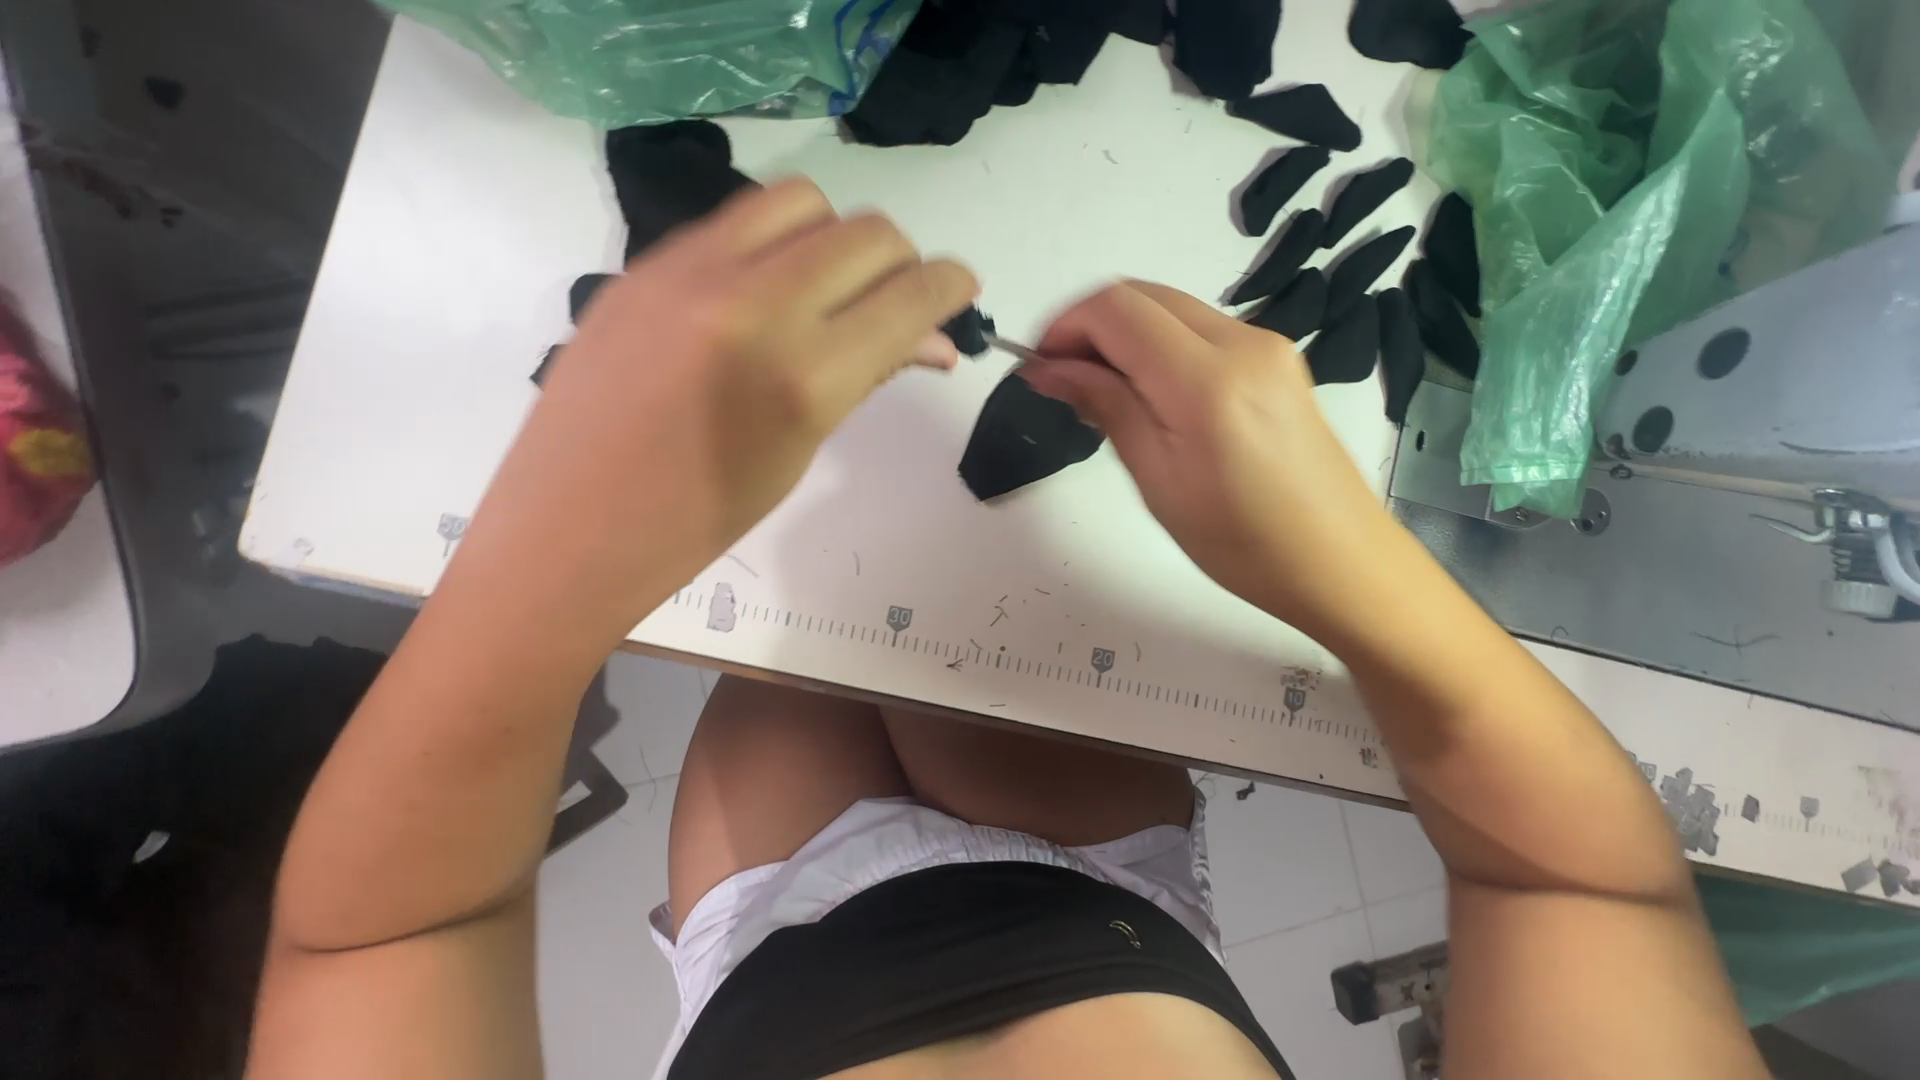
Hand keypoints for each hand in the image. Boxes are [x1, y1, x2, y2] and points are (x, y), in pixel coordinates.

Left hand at [444, 179, 978, 653]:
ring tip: (829, 286)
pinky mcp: (644, 265)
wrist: (568, 531)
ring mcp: (688, 274)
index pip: (910, 296)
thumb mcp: (798, 452)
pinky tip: (763, 291)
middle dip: (903, 262)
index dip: (951, 285)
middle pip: (868, 233)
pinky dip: (775, 241)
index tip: (961, 288)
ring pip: (803, 202)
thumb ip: (866, 377)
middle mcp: (754, 304)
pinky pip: (736, 220)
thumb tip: (932, 341)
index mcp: (804, 377)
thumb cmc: (698, 522)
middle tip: (897, 301)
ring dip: (838, 236)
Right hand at [1019, 281, 1396, 630]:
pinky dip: (1160, 346)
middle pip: (1143, 295)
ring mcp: (1268, 347)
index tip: (1039, 370)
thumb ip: (1106, 407)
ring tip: (1102, 396)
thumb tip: (1049, 369)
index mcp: (1207, 380)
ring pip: (1172, 310)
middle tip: (1063, 382)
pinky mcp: (1279, 361)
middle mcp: (1243, 343)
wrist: (1341, 564)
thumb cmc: (1242, 543)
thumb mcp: (1158, 482)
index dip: (1064, 327)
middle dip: (1089, 326)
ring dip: (1124, 336)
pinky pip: (1202, 331)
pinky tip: (1150, 397)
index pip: (1116, 308)